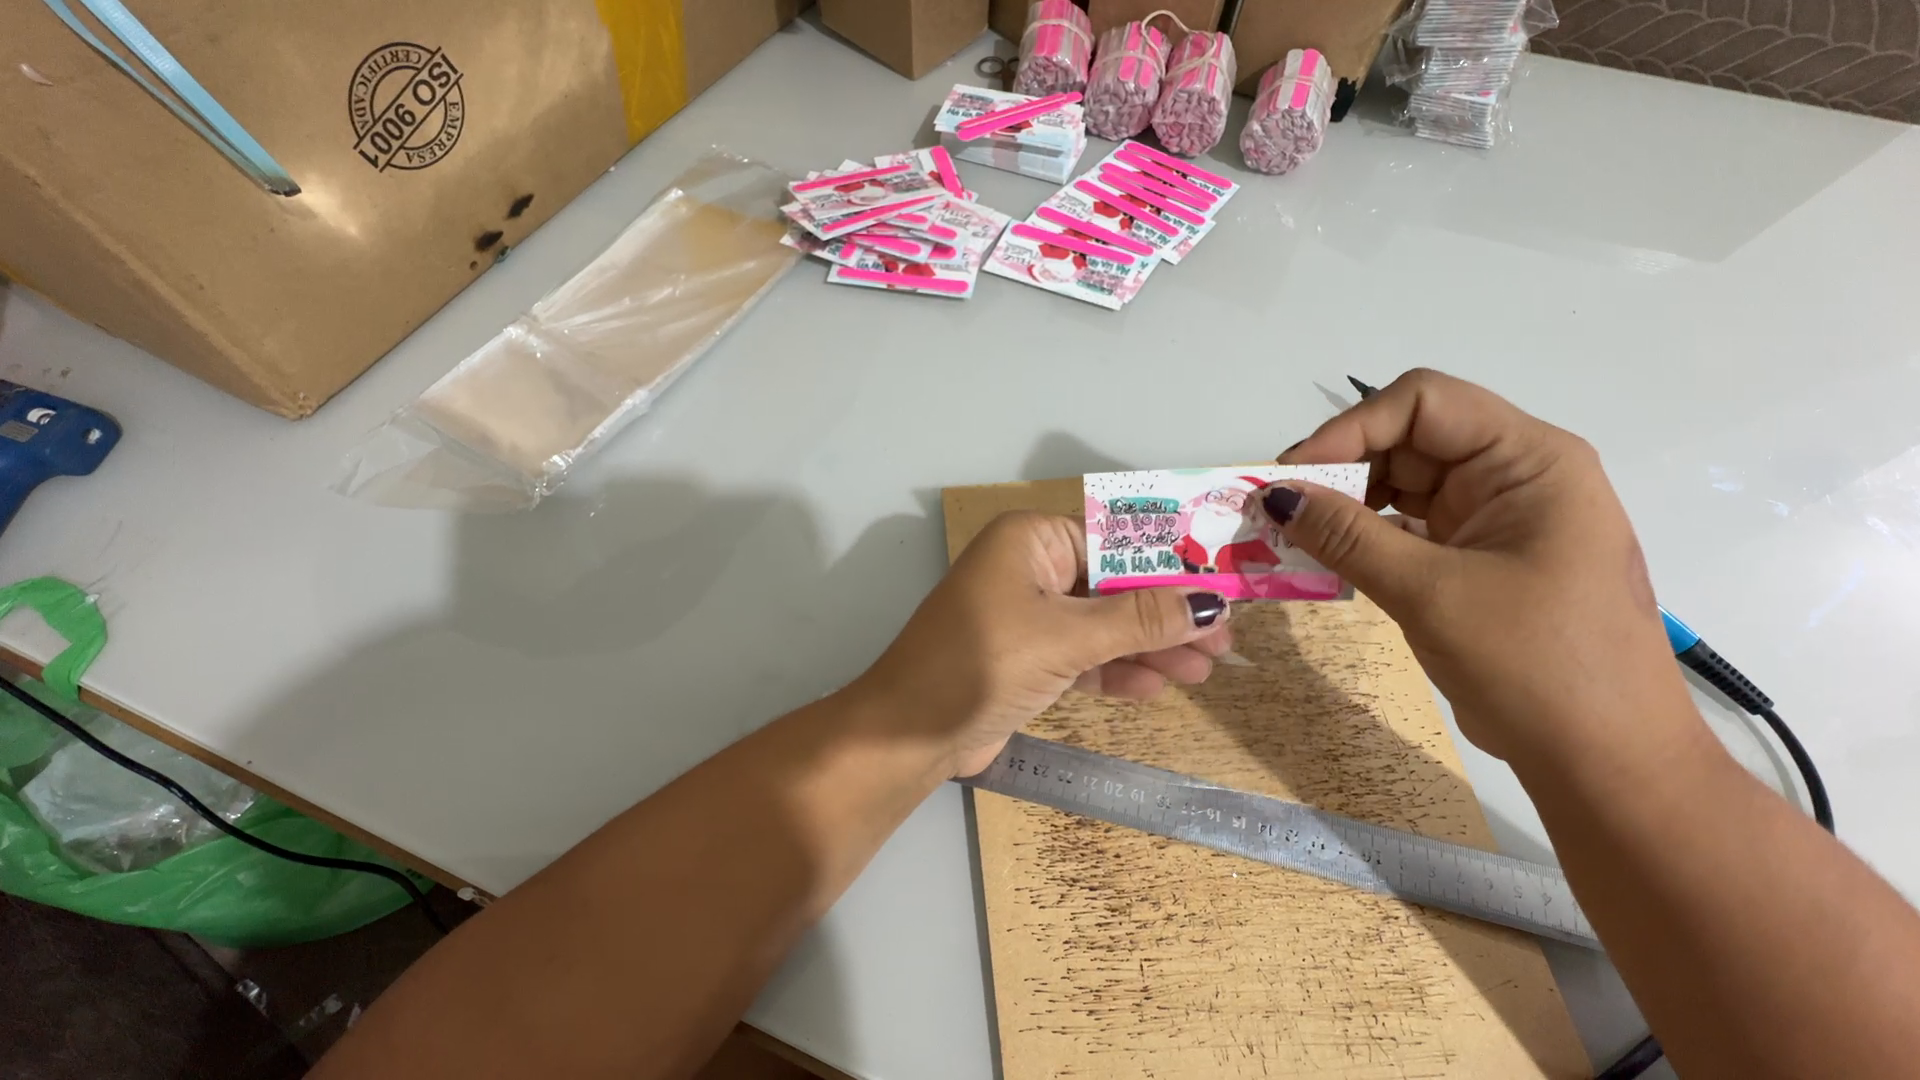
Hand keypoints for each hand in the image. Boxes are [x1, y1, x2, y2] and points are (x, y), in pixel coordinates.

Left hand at [858, 511, 1234, 777]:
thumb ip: (1138, 619)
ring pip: (1103, 625)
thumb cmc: (982, 664)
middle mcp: (1029, 569)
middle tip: (1225, 640)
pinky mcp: (1027, 660)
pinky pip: (1084, 656)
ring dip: (1150, 647)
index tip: (1224, 585)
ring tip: (1206, 670)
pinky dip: (1116, 670)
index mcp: (1031, 540)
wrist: (908, 735)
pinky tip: (1157, 686)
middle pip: (1114, 586)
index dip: (1172, 565)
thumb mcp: (1066, 637)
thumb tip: (1209, 602)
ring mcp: (1027, 617)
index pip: (1116, 542)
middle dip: (1167, 614)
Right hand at [1267, 369, 1695, 766]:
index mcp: (1529, 460)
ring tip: (1291, 536)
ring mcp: (1495, 518)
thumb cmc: (1534, 663)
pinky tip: (1323, 558)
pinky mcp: (1476, 558)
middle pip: (1408, 440)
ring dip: (1344, 506)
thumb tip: (1272, 496)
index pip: (1424, 403)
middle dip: (1339, 469)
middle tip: (1278, 511)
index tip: (1291, 477)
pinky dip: (1362, 537)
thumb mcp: (1430, 592)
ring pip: (1401, 484)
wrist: (1604, 758)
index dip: (1349, 429)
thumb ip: (1346, 536)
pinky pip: (1407, 527)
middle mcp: (1514, 475)